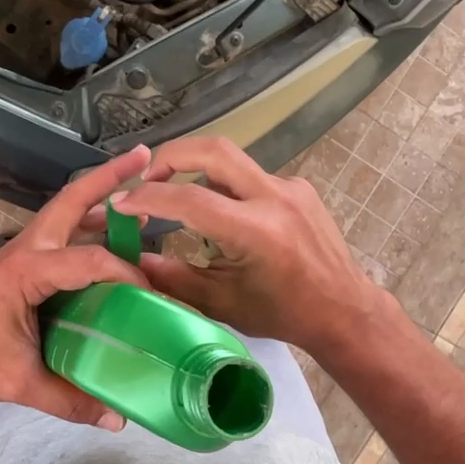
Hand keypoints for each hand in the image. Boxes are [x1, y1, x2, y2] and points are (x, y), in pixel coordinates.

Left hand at [0, 145, 153, 429]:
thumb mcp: (16, 382)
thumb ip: (68, 399)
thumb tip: (117, 418)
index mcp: (24, 271)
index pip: (87, 260)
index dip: (125, 273)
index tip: (153, 295)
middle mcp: (24, 251)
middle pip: (71, 202)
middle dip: (109, 178)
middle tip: (146, 157)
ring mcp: (19, 256)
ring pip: (64, 214)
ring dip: (98, 198)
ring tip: (139, 192)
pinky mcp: (18, 269)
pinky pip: (59, 238)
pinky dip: (87, 229)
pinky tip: (108, 240)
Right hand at [111, 137, 392, 354]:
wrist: (344, 310)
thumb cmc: (281, 313)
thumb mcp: (221, 302)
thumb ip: (174, 277)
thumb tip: (132, 258)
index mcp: (255, 232)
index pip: (189, 200)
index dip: (148, 197)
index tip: (120, 202)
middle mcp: (274, 198)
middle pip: (214, 150)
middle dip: (171, 156)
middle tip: (147, 178)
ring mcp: (291, 187)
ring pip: (231, 162)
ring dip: (199, 174)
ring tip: (181, 202)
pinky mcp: (299, 186)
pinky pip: (251, 177)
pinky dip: (228, 189)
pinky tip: (226, 218)